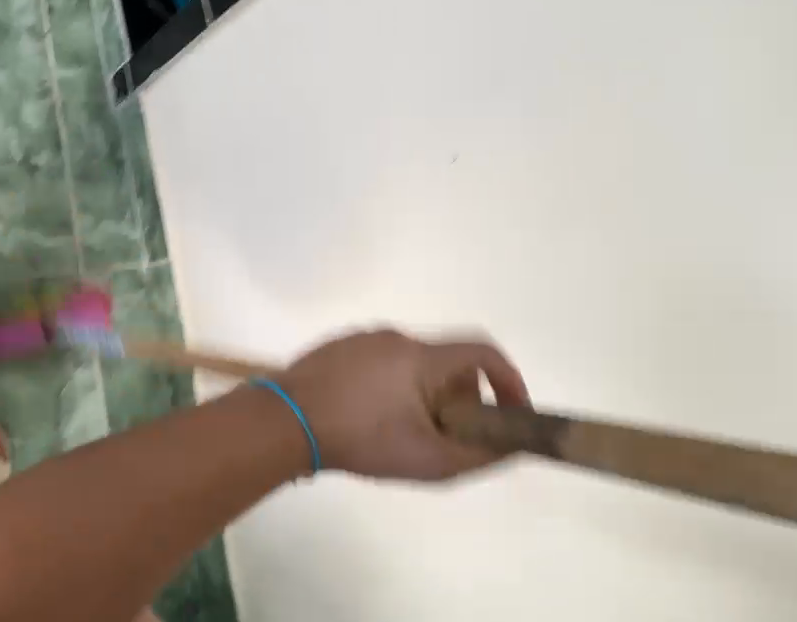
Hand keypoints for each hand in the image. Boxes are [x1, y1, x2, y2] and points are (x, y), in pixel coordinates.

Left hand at [273, 329, 530, 481]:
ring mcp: (356, 338)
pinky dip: (389, 385)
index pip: (481, 350)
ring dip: (422, 392)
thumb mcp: (433, 459)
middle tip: (449, 433)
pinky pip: (376, 362)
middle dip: (460, 396)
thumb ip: (483, 453)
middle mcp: (390, 336)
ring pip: (408, 362)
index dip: (508, 379)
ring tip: (405, 430)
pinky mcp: (332, 347)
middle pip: (444, 360)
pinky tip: (370, 417)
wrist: (285, 420)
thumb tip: (510, 443)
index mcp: (419, 355)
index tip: (511, 412)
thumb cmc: (362, 439)